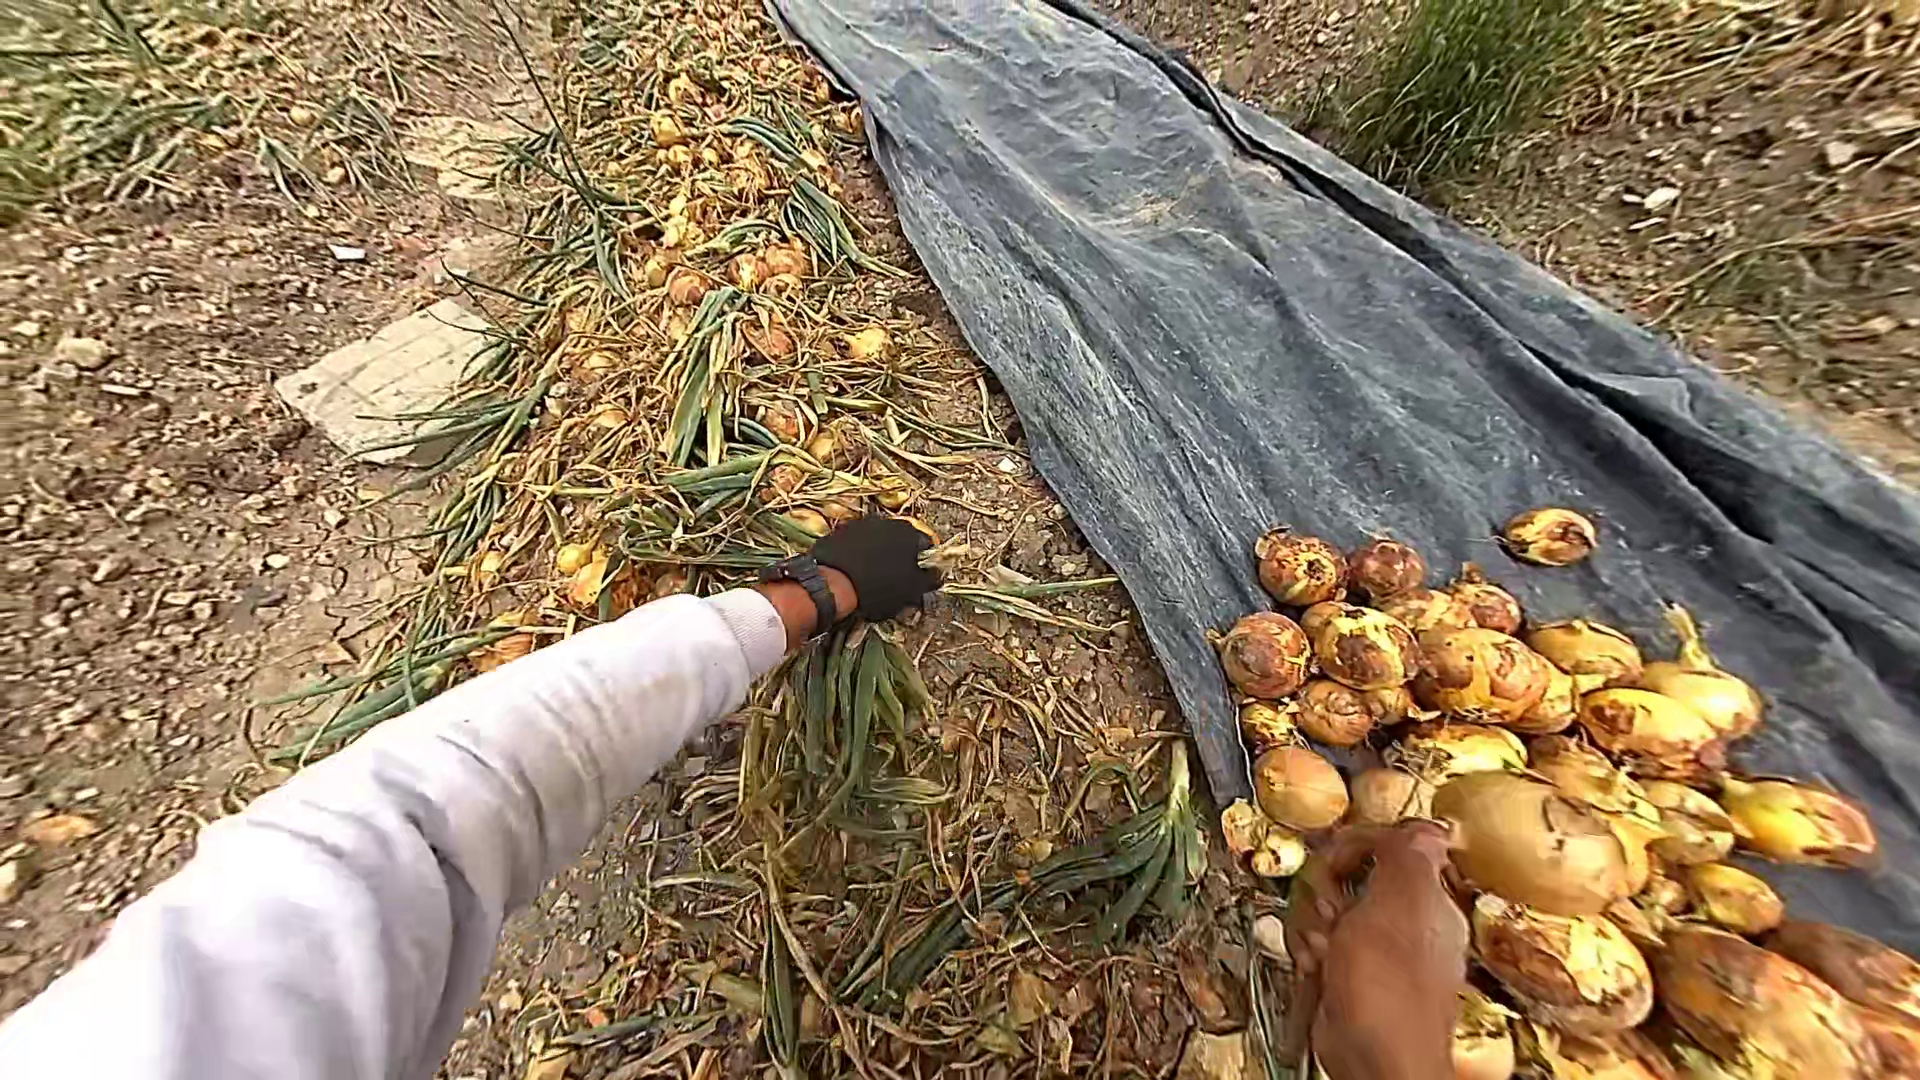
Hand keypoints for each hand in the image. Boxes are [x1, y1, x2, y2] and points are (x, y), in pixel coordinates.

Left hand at [809, 516, 939, 621]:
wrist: (832, 584)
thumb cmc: (879, 588)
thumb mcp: (911, 590)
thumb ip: (929, 579)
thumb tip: (938, 574)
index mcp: (910, 533)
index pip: (927, 545)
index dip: (925, 563)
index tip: (919, 577)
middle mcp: (887, 521)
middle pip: (902, 538)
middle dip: (902, 554)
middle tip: (897, 577)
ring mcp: (862, 523)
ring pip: (879, 538)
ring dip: (880, 552)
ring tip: (873, 575)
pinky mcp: (840, 531)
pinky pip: (857, 542)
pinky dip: (859, 552)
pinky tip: (854, 571)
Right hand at [1285, 821, 1466, 1079]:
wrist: (1369, 1059)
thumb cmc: (1386, 987)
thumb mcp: (1398, 910)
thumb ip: (1407, 861)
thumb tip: (1432, 825)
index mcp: (1425, 900)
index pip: (1383, 842)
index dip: (1353, 843)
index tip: (1334, 856)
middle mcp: (1400, 918)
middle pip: (1344, 870)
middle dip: (1324, 888)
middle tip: (1332, 912)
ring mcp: (1371, 941)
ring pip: (1321, 900)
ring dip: (1310, 921)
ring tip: (1324, 947)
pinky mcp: (1344, 962)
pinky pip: (1311, 930)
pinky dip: (1305, 944)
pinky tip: (1317, 964)